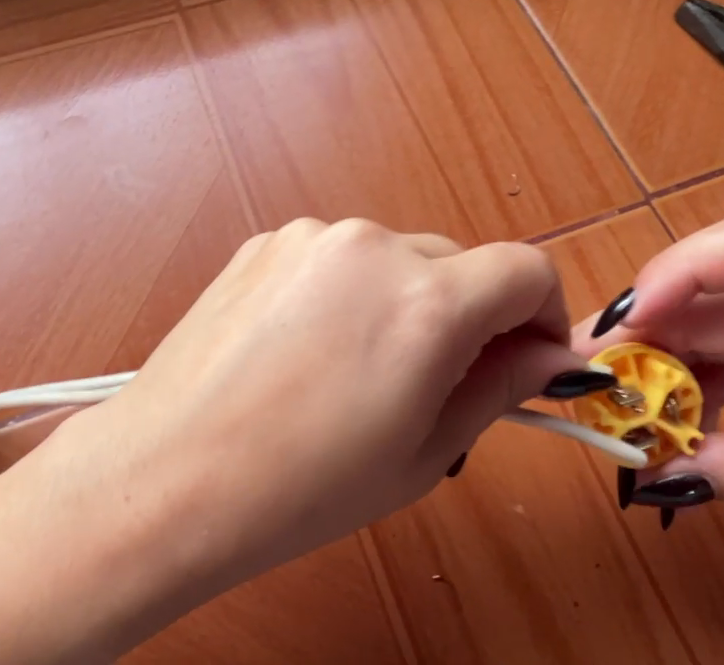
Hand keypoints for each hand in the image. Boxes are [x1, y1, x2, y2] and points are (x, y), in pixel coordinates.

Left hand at [67, 217, 588, 583]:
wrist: (170, 473)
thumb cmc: (301, 486)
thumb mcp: (423, 453)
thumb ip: (498, 387)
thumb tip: (553, 356)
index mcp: (426, 301)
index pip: (526, 270)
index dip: (541, 316)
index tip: (527, 358)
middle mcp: (371, 246)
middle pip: (457, 263)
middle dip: (468, 315)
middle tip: (436, 383)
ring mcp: (309, 237)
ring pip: (393, 258)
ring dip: (400, 301)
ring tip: (356, 371)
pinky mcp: (264, 242)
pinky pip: (333, 258)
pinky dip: (343, 291)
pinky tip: (305, 349)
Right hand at [574, 211, 723, 610]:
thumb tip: (666, 465)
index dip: (681, 267)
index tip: (627, 322)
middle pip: (722, 288)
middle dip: (651, 330)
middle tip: (600, 386)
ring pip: (721, 317)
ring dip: (668, 358)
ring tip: (630, 411)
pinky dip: (701, 380)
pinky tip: (679, 418)